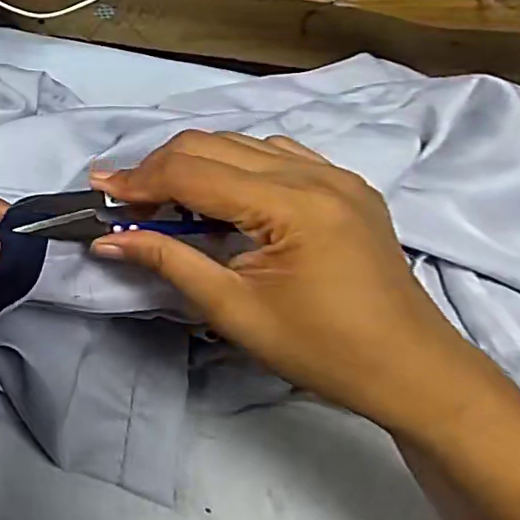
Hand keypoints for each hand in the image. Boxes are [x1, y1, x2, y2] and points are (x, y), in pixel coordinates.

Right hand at [87, 131, 493, 431]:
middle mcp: (314, 175)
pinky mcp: (342, 183)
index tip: (100, 191)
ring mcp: (333, 174)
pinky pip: (269, 151)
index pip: (192, 171)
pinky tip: (221, 193)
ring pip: (235, 142)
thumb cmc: (325, 351)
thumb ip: (167, 260)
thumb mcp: (233, 309)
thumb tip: (106, 240)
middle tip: (127, 203)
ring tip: (166, 200)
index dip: (138, 180)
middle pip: (208, 145)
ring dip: (191, 164)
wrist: (420, 376)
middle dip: (157, 169)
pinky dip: (230, 163)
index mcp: (293, 206)